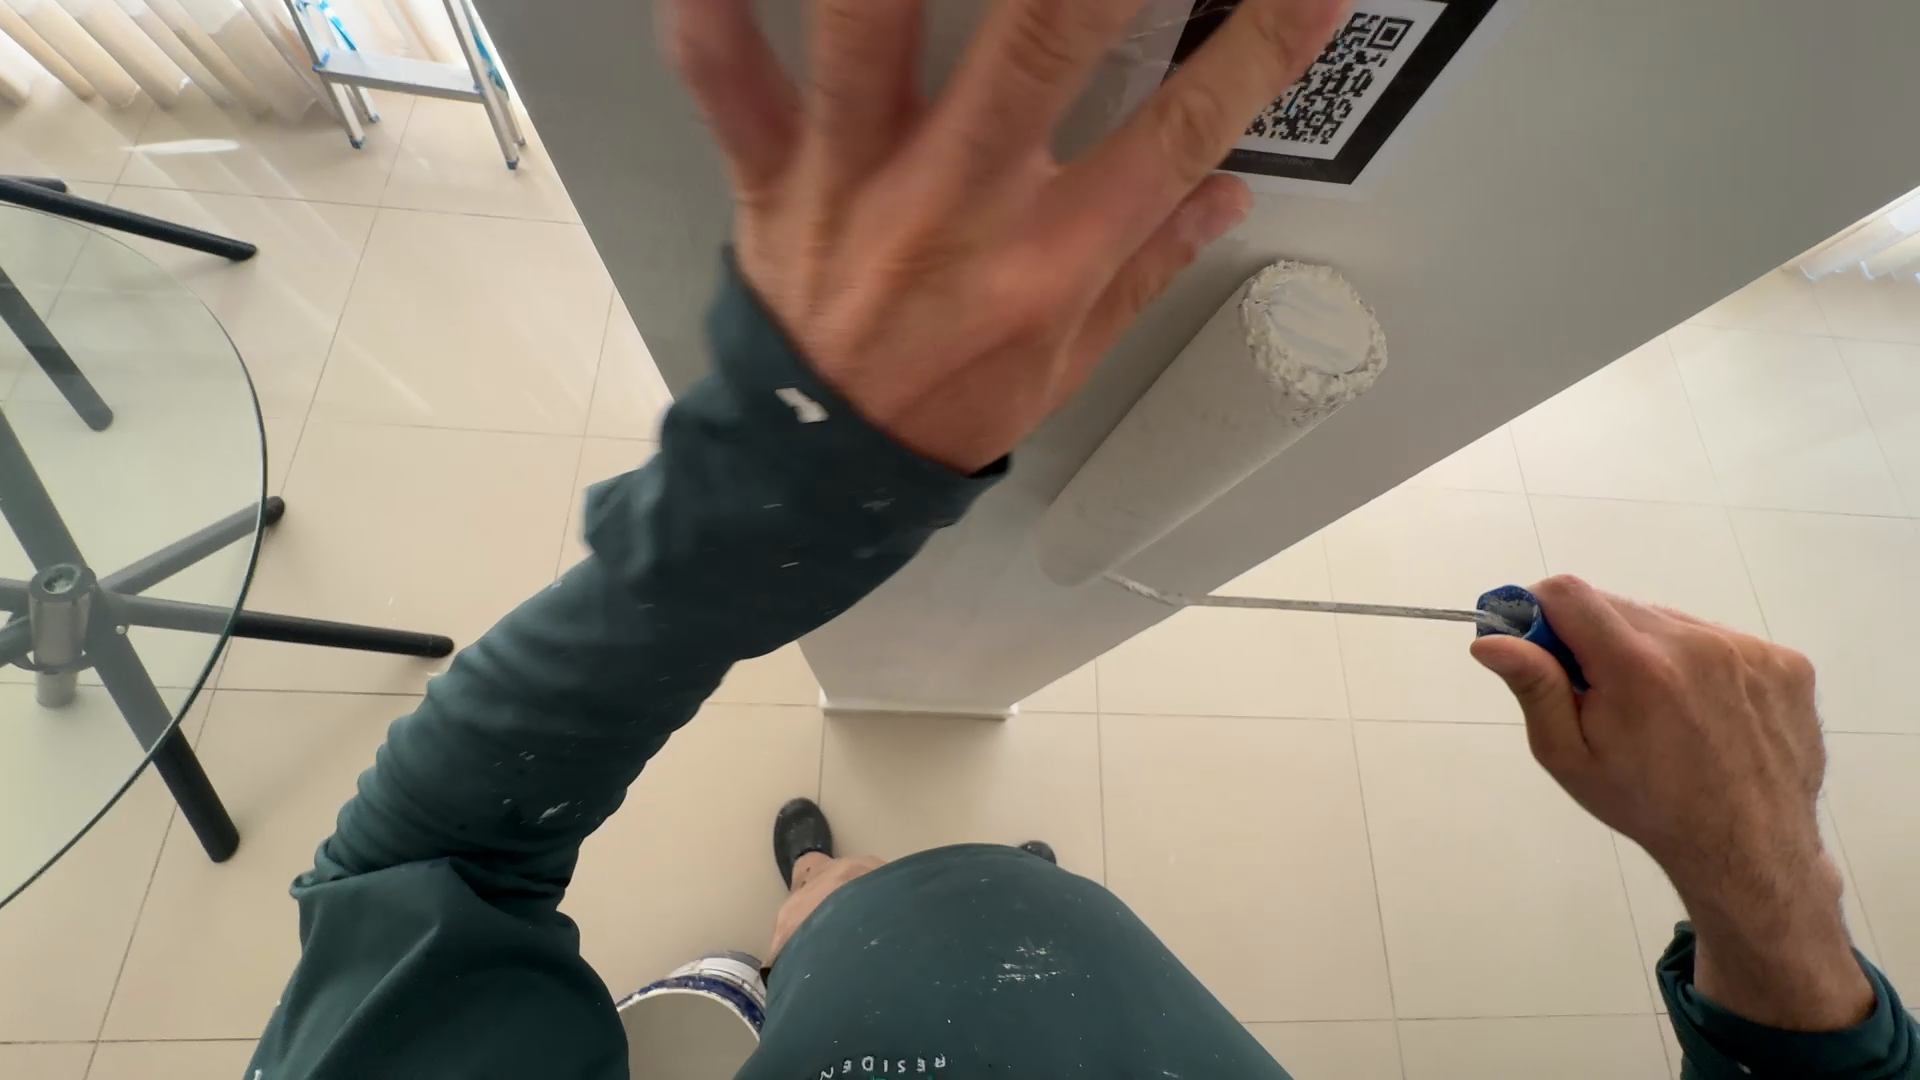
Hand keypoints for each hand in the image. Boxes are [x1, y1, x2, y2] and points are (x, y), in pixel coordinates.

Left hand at [663, 0, 1349, 472]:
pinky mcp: (774, 180)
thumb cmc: (953, 410)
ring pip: (870, 25)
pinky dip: (709, 11)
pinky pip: (724, 83)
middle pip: (1045, 35)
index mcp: (1047, 262)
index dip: (1256, 46)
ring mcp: (857, 182)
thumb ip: (1143, 275)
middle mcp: (960, 205)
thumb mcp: (1063, 368)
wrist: (831, 462)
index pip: (1177, 136)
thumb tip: (1228, 194)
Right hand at [1472, 576, 1872, 1031]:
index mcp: (1642, 668)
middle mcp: (1700, 647)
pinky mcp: (1783, 664)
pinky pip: (1704, 634)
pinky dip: (1679, 657)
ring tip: (1637, 708)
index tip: (1525, 642)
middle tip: (1577, 690)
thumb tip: (1488, 640)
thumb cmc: (1645, 810)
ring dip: (1630, 647)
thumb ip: (1530, 686)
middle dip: (1579, 636)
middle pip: (1610, 602)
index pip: (1569, 592)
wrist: (1752, 857)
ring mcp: (1750, 654)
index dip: (1533, 609)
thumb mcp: (1565, 757)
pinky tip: (1682, 709)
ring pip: (1656, 616)